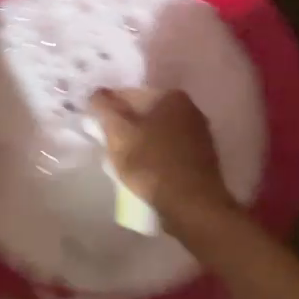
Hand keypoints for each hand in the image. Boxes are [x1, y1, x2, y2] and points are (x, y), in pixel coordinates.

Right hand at [90, 88, 235, 218]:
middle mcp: (191, 109)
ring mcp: (200, 134)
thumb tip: (97, 93)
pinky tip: (146, 172)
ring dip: (140, 143)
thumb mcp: (119, 134)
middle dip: (125, 127)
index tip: (96, 128)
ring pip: (158, 133)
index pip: (128, 94)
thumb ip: (105, 109)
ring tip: (124, 163)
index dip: (107, 110)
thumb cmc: (152, 165)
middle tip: (108, 146)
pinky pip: (170, 150)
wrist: (192, 205)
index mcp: (172, 96)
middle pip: (145, 113)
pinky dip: (156, 156)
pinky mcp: (202, 158)